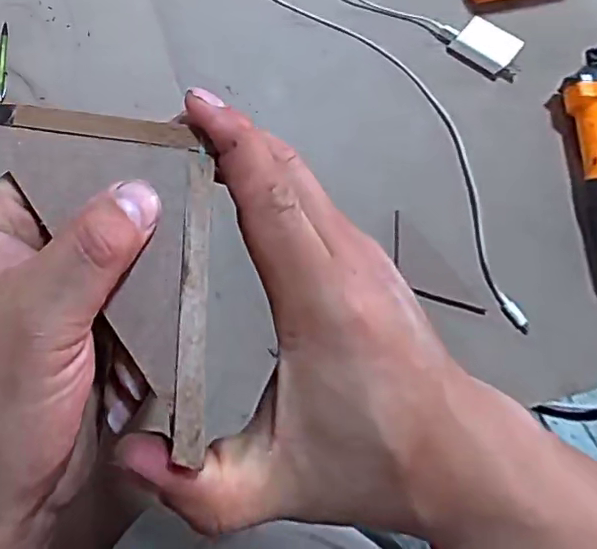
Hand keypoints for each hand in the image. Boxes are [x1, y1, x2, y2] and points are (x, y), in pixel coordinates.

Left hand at [0, 178, 161, 548]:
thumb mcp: (36, 315)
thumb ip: (88, 251)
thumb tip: (138, 192)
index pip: (48, 175)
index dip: (96, 163)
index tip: (153, 152)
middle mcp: (23, 258)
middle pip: (87, 218)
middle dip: (132, 223)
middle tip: (188, 200)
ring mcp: (55, 299)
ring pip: (112, 262)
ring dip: (146, 271)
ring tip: (188, 253)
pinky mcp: (83, 336)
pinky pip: (125, 303)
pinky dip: (149, 309)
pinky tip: (175, 308)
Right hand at [115, 88, 500, 536]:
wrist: (466, 457)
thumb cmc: (377, 459)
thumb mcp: (281, 486)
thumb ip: (203, 486)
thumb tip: (130, 458)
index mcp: (322, 298)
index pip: (272, 197)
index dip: (234, 143)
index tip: (197, 108)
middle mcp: (344, 258)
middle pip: (284, 166)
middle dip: (233, 127)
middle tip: (184, 112)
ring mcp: (357, 249)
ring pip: (298, 171)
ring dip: (250, 140)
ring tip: (202, 130)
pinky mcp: (359, 250)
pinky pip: (307, 186)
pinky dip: (268, 160)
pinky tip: (242, 165)